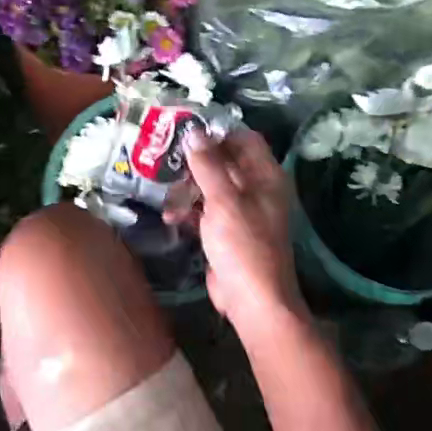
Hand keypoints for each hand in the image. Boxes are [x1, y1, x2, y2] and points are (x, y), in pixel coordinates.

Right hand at [177, 128, 308, 338]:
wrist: (251, 298)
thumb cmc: (243, 245)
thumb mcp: (223, 201)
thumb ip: (208, 165)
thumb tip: (194, 132)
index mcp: (265, 177)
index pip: (244, 140)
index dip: (217, 133)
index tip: (186, 133)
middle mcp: (256, 191)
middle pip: (224, 164)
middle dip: (196, 164)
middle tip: (166, 162)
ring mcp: (241, 213)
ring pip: (211, 189)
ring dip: (188, 190)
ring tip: (166, 197)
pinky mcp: (226, 234)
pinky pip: (206, 213)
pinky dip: (189, 212)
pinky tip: (171, 217)